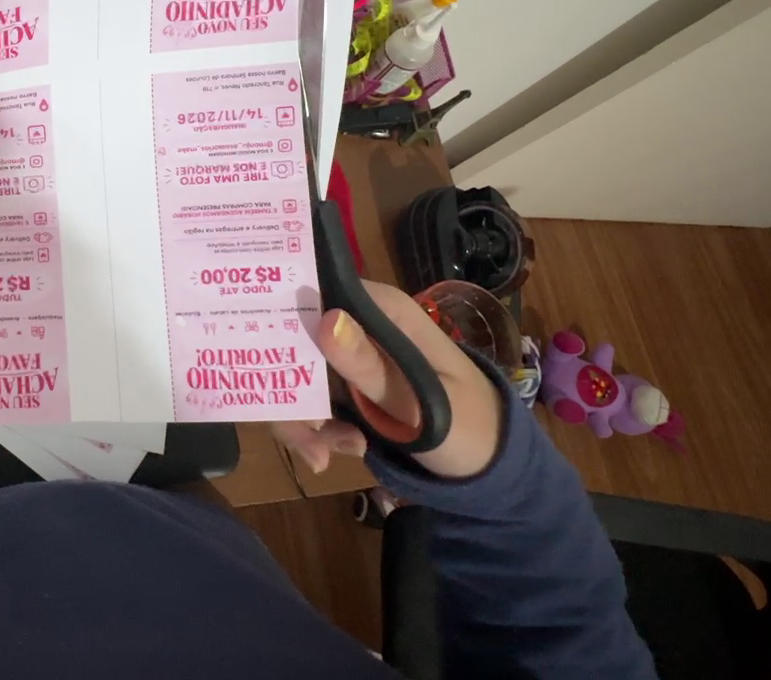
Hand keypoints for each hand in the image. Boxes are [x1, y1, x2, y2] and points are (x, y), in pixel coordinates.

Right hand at [273, 279, 502, 479]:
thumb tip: (324, 319)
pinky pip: (308, 398)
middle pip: (296, 338)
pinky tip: (340, 451)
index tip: (277, 370)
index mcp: (383, 310)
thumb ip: (370, 366)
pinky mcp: (344, 383)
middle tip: (309, 437)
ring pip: (296, 372)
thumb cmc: (471, 430)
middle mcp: (360, 323)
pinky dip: (314, 428)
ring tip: (327, 455)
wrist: (494, 474)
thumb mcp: (420, 404)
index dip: (285, 324)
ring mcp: (349, 354)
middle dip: (291, 391)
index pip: (315, 295)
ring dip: (302, 418)